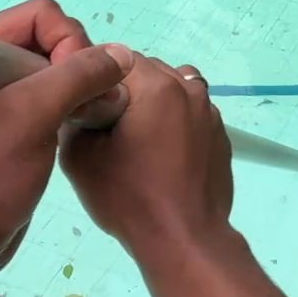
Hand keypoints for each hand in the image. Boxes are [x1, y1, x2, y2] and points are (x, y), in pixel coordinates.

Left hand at [0, 0, 132, 275]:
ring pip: (56, 69)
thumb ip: (78, 77)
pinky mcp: (10, 124)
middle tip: (90, 104)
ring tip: (93, 116)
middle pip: (51, 38)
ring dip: (82, 88)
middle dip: (80, 66)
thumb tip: (123, 54)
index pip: (38, 16)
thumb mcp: (31, 120)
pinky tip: (82, 125)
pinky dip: (74, 105)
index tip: (75, 84)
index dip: (68, 41)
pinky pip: (53, 96)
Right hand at [61, 59, 297, 296]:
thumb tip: (81, 104)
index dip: (96, 76)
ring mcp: (211, 112)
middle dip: (127, 87)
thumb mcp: (81, 157)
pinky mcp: (221, 135)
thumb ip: (76, 118)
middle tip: (105, 120)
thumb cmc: (129, 196)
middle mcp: (191, 90)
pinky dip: (176, 121)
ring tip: (136, 136)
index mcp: (159, 86)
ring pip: (175, 89)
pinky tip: (162, 152)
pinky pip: (192, 113)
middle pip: (151, 70)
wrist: (184, 238)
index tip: (83, 100)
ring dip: (155, 101)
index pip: (119, 58)